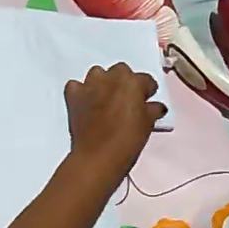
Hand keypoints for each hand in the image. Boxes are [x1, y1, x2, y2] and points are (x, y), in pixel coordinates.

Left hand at [64, 63, 165, 181]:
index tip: (146, 101)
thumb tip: (156, 106)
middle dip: (124, 83)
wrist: (98, 156)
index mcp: (132, 81)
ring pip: (97, 74)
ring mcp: (89, 85)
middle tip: (126, 101)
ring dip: (102, 83)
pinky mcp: (73, 95)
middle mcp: (110, 77)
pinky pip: (76, 86)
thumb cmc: (128, 140)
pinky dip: (80, 92)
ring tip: (105, 100)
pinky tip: (85, 103)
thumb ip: (152, 110)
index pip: (145, 80)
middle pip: (120, 71)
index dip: (147, 91)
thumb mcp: (147, 125)